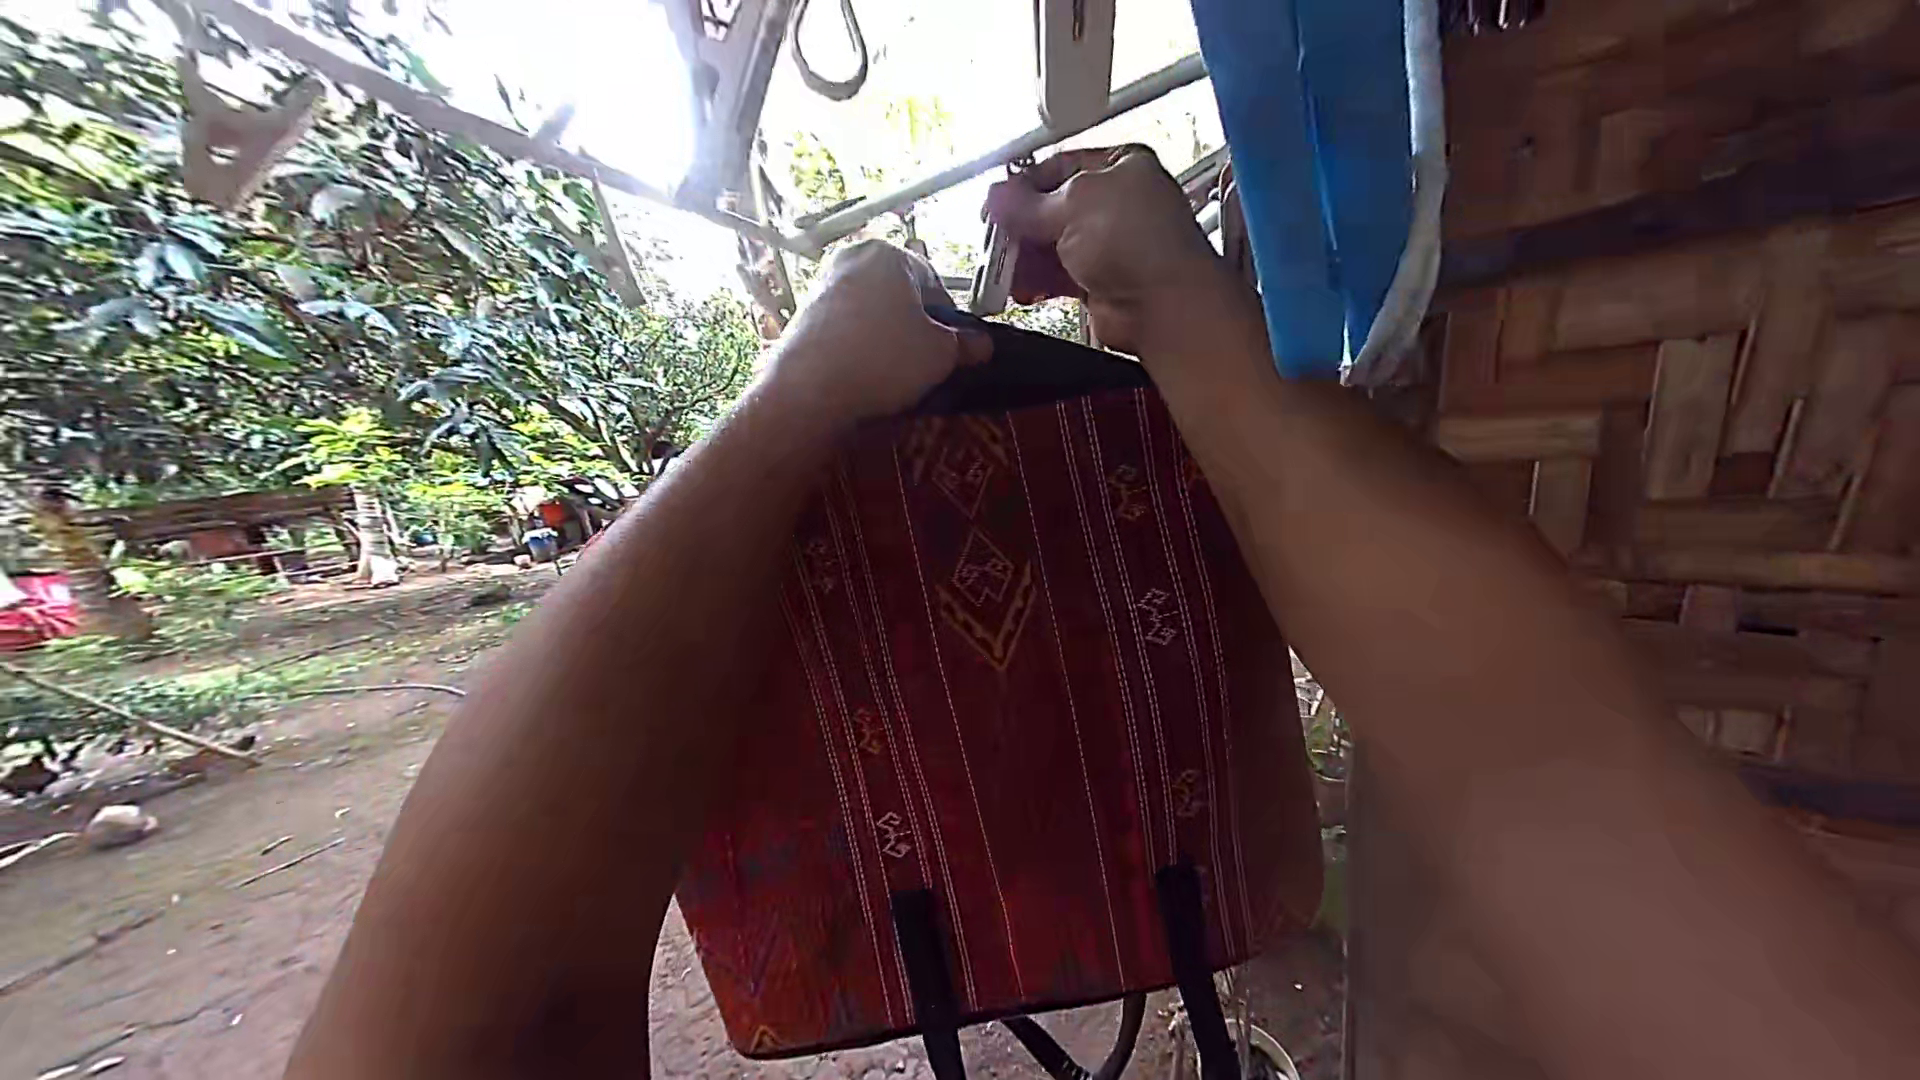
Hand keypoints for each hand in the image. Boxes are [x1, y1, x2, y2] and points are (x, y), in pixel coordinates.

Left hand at [765, 240, 991, 423]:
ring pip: (870, 311)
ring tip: (892, 374)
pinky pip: (845, 328)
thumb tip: (983, 345)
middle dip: (914, 326)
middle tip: (923, 363)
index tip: (951, 349)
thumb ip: (966, 346)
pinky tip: (863, 374)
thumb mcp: (940, 355)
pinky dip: (858, 346)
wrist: (810, 390)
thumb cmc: (885, 360)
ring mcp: (821, 284)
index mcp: (889, 253)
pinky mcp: (802, 314)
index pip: (934, 281)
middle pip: (899, 294)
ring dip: (886, 337)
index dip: (949, 319)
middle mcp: (851, 257)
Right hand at [984, 147, 1243, 355]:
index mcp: (1118, 167)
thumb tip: (996, 197)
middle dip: (1020, 229)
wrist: (1161, 304)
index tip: (996, 204)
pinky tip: (1022, 289)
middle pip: (1050, 211)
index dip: (1023, 186)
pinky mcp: (1097, 283)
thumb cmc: (1139, 243)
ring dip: (1024, 260)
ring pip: (1051, 248)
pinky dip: (1036, 283)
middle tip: (995, 241)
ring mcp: (1106, 247)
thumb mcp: (1073, 206)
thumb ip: (1027, 205)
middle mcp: (1114, 205)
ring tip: (1003, 271)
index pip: (1058, 168)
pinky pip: (1056, 278)